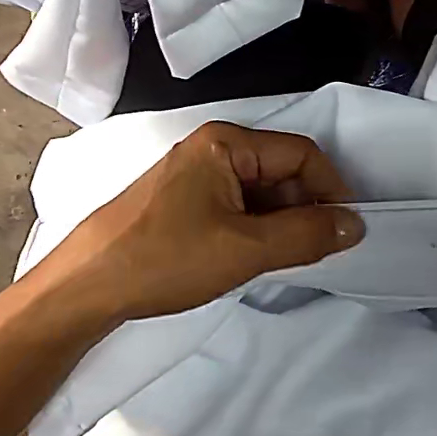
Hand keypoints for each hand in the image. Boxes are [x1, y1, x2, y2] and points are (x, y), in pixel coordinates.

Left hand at [43, 122, 364, 323]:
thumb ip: (307, 235)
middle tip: (317, 247)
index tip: (346, 226)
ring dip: (282, 222)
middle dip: (305, 208)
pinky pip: (239, 205)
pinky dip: (258, 228)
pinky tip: (255, 256)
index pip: (301, 155)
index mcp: (226, 144)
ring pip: (262, 192)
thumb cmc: (161, 259)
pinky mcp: (186, 201)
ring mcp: (196, 175)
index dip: (331, 188)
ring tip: (284, 257)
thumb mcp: (245, 249)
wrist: (82, 291)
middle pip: (282, 171)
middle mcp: (212, 150)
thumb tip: (354, 225)